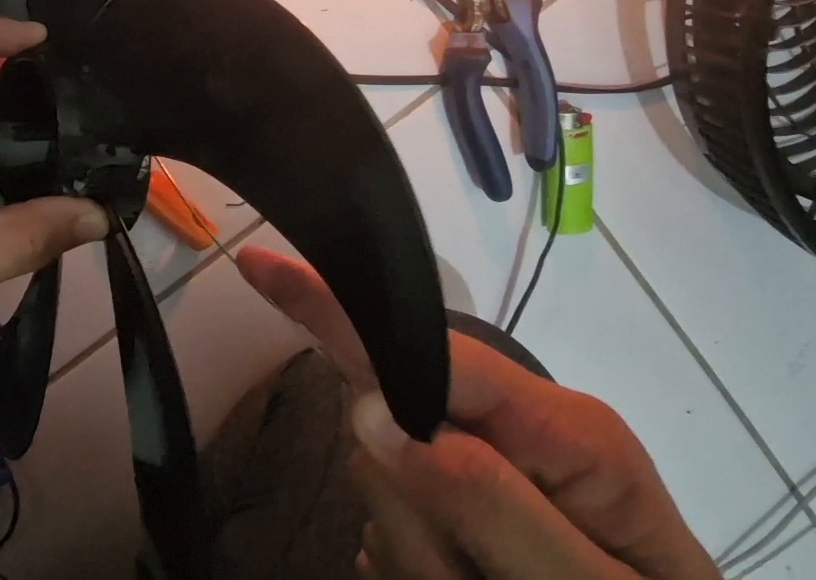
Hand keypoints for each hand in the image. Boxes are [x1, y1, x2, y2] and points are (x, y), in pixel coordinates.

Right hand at [237, 247, 719, 579]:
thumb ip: (490, 499)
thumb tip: (371, 410)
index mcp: (557, 427)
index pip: (430, 348)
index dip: (340, 308)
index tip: (257, 266)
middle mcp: (513, 427)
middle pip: (391, 419)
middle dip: (406, 504)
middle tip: (467, 577)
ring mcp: (482, 465)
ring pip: (382, 477)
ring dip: (417, 551)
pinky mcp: (460, 502)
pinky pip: (390, 517)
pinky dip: (412, 559)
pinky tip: (454, 577)